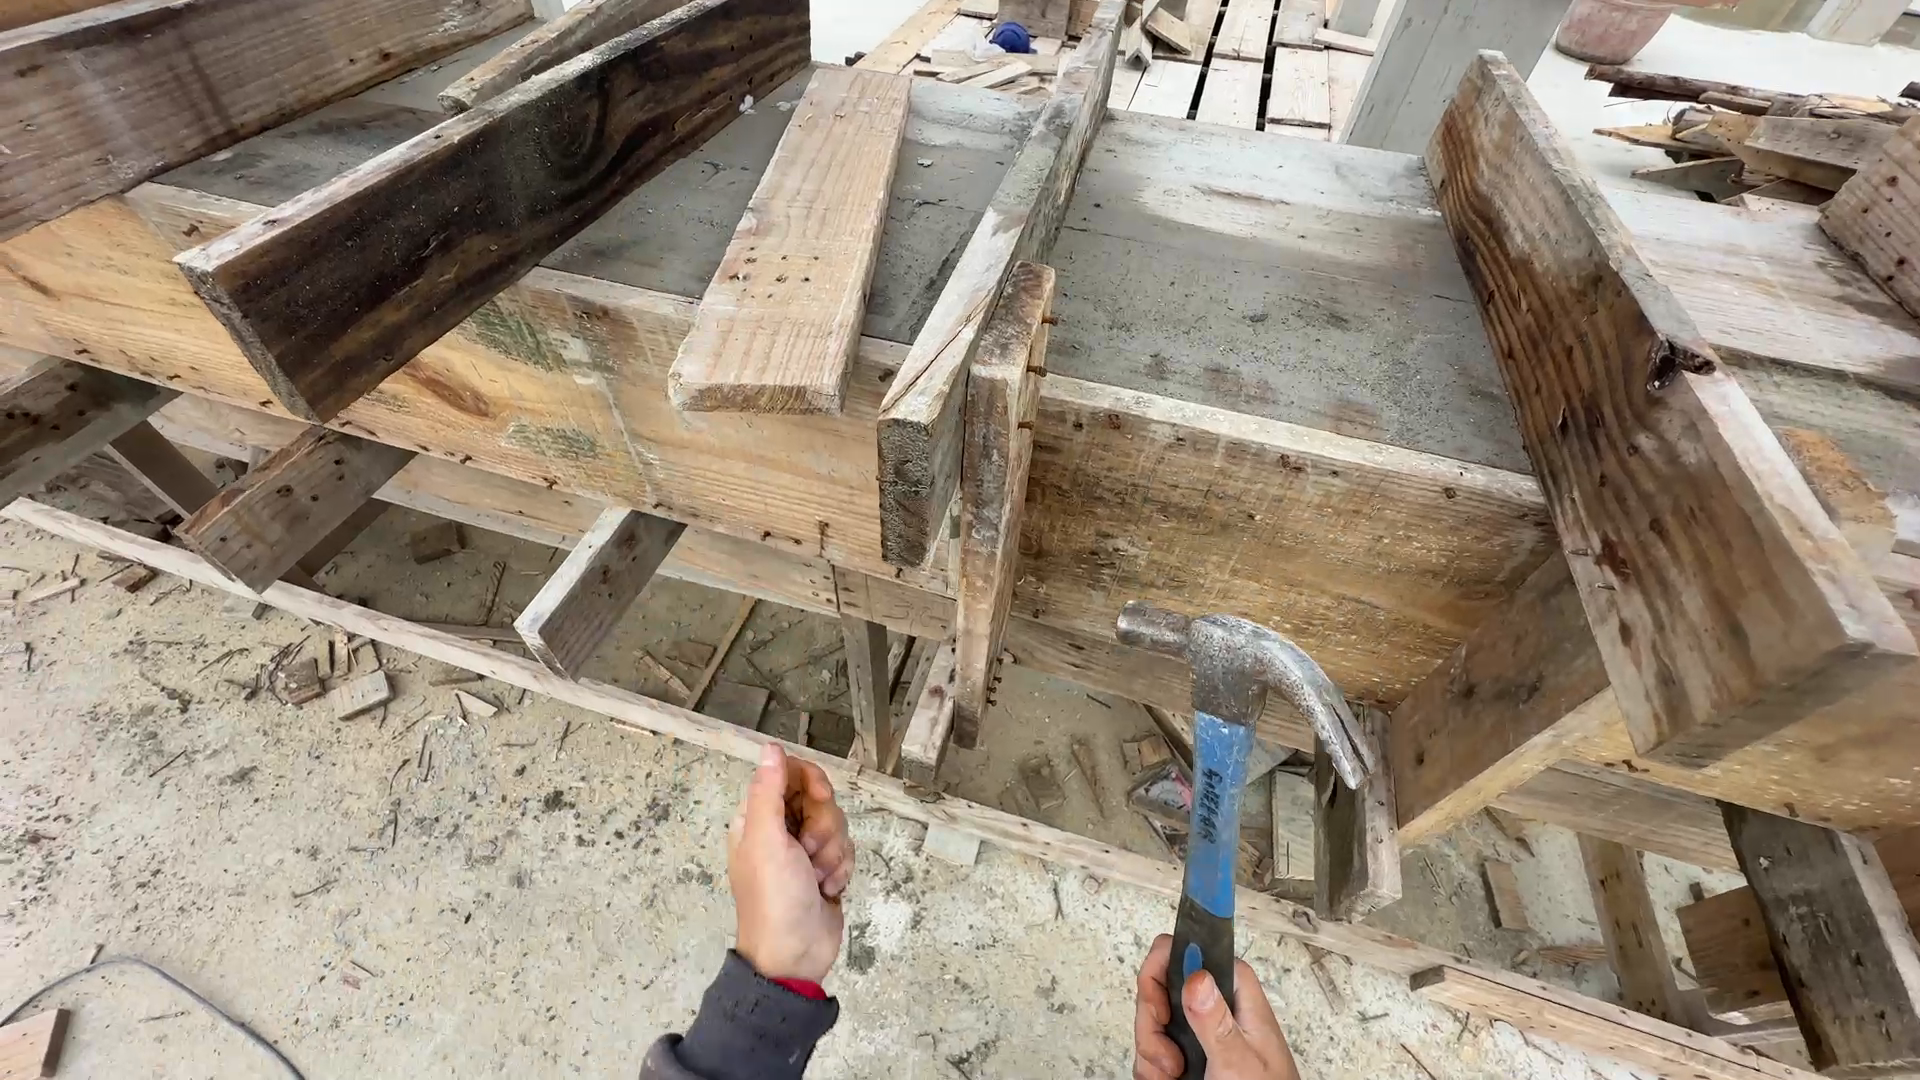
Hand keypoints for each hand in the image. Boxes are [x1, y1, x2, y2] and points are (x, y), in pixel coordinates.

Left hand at [728, 743, 854, 983]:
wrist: (794, 957)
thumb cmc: (774, 897)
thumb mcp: (767, 840)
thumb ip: (768, 791)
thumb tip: (771, 746)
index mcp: (757, 818)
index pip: (790, 773)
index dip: (810, 780)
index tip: (820, 796)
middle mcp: (780, 829)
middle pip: (818, 797)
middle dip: (824, 824)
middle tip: (809, 850)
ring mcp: (803, 851)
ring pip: (836, 823)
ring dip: (833, 851)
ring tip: (818, 877)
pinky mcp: (825, 869)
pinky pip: (846, 848)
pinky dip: (841, 868)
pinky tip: (829, 889)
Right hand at [1134, 934, 1299, 1079]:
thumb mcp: (1239, 1060)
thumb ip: (1216, 1021)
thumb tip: (1197, 976)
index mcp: (1231, 985)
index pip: (1182, 948)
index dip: (1159, 970)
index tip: (1158, 1010)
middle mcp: (1212, 996)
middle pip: (1158, 984)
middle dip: (1152, 1024)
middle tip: (1168, 1059)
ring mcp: (1196, 1022)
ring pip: (1151, 1016)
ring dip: (1151, 1051)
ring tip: (1173, 1076)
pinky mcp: (1186, 1045)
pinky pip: (1151, 1043)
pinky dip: (1152, 1066)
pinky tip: (1169, 1079)